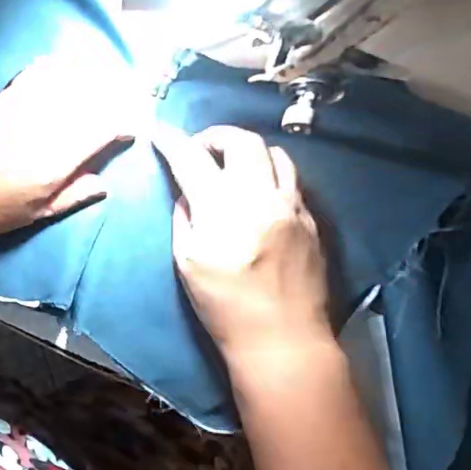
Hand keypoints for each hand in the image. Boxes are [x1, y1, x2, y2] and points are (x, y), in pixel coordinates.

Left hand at [0, 50, 139, 240]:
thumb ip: (70, 196)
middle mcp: (39, 130)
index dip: (123, 123)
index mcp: (53, 162)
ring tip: (100, 79)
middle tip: (125, 97)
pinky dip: (49, 70)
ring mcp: (16, 112)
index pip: (102, 127)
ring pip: (61, 84)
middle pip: (87, 99)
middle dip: (112, 95)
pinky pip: (29, 78)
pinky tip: (59, 65)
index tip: (128, 129)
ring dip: (85, 77)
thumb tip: (101, 183)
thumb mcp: (31, 215)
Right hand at [152, 124, 332, 361]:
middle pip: (243, 142)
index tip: (158, 132)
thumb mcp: (186, 261)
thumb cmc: (223, 304)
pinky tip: (256, 193)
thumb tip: (188, 194)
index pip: (193, 159)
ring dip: (247, 150)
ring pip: (275, 154)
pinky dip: (268, 174)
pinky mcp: (312, 219)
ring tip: (230, 164)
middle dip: (215, 136)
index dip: (171, 141)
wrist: (282, 337)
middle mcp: (262, 197)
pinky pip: (290, 180)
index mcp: (223, 210)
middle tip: (199, 148)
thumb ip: (185, 219)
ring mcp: (293, 206)